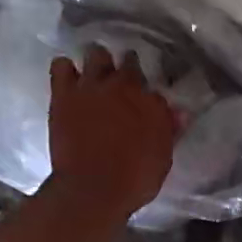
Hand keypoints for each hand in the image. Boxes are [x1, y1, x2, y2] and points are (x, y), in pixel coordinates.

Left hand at [47, 46, 182, 214]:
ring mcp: (92, 87)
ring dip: (101, 61)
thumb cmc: (136, 181)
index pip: (158, 92)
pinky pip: (61, 65)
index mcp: (154, 107)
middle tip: (127, 82)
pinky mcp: (64, 92)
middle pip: (131, 64)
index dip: (154, 99)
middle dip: (132, 70)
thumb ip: (169, 132)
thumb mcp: (162, 159)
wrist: (93, 187)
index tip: (151, 105)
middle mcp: (125, 88)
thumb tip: (180, 113)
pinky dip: (67, 68)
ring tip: (100, 73)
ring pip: (97, 54)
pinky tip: (72, 79)